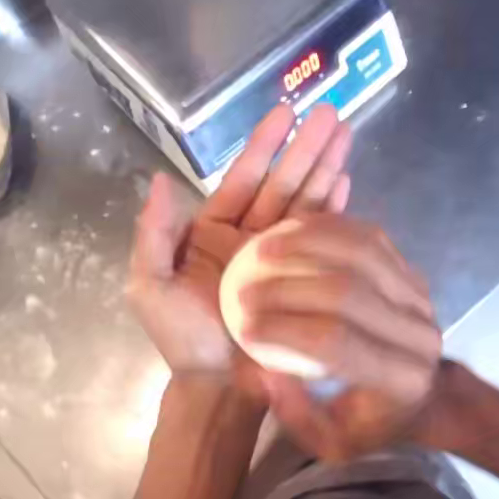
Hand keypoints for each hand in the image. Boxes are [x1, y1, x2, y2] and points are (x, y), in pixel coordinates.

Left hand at [126, 103, 353, 386]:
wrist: (219, 386)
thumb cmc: (184, 338)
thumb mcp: (150, 285)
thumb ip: (153, 234)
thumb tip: (159, 179)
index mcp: (212, 234)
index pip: (242, 180)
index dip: (263, 146)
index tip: (284, 112)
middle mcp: (249, 240)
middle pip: (281, 185)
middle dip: (305, 149)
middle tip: (330, 114)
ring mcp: (278, 260)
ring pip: (304, 206)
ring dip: (326, 171)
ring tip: (346, 135)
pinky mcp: (302, 282)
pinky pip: (320, 242)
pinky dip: (334, 213)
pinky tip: (348, 185)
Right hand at [231, 216, 443, 459]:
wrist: (424, 396)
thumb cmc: (370, 422)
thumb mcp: (331, 442)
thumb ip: (296, 413)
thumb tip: (263, 370)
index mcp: (402, 380)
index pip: (337, 345)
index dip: (285, 332)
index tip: (244, 329)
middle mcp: (419, 334)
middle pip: (348, 294)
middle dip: (287, 290)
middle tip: (243, 293)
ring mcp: (420, 297)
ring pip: (362, 254)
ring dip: (306, 245)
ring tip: (260, 249)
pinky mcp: (411, 273)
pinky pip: (369, 238)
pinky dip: (328, 228)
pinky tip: (290, 230)